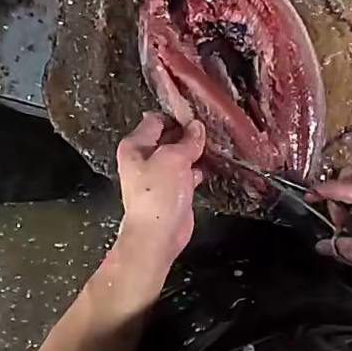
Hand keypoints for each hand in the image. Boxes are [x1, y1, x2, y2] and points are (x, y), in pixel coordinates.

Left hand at [114, 113, 205, 273]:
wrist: (157, 234)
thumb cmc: (158, 193)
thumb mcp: (173, 158)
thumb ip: (187, 140)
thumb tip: (197, 127)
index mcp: (135, 145)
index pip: (156, 120)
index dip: (176, 117)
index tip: (197, 116)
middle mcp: (144, 158)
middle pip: (168, 137)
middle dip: (188, 134)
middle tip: (211, 129)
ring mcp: (158, 175)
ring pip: (180, 155)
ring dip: (195, 152)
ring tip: (215, 145)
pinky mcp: (172, 191)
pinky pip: (187, 173)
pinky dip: (198, 169)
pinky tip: (212, 165)